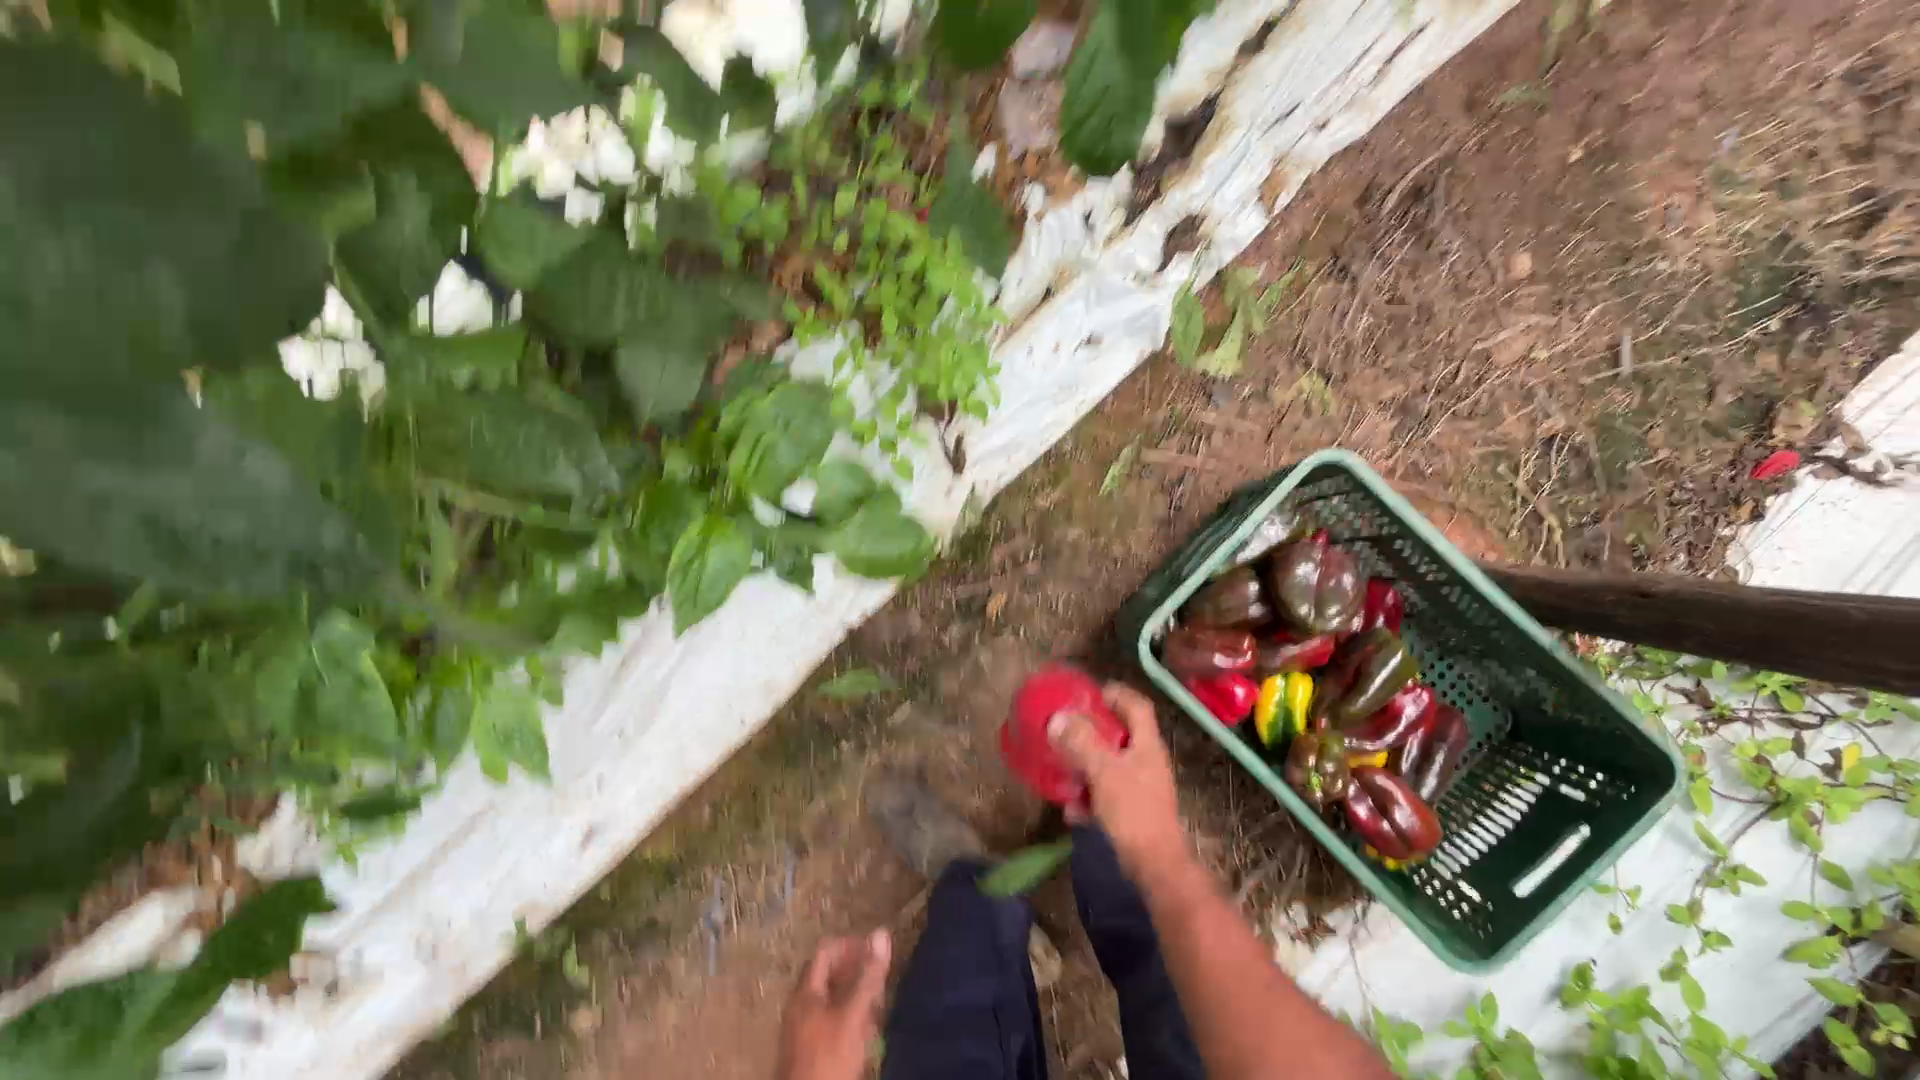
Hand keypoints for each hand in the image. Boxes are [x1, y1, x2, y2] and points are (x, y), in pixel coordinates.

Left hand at [774, 930, 891, 1079]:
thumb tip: (881, 933)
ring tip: (878, 1007)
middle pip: (830, 974)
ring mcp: (804, 1027)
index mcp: (806, 991)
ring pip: (833, 999)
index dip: (852, 946)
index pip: (826, 950)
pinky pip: (833, 1021)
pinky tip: (867, 1033)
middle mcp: (801, 1004)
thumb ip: (867, 976)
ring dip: (857, 997)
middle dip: (858, 972)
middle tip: (881, 980)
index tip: (877, 953)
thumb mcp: (853, 1014)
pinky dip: (852, 1018)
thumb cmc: (829, 1056)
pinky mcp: (812, 1047)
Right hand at [1048, 683, 1188, 880]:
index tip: (1091, 693)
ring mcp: (1141, 787)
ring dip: (1085, 769)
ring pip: (1109, 766)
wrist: (1154, 864)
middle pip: (1120, 736)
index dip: (1117, 694)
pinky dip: (1089, 798)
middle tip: (1066, 731)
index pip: (1138, 706)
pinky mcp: (1133, 811)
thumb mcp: (1103, 772)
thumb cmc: (1132, 811)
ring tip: (1063, 775)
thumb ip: (1081, 743)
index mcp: (1147, 746)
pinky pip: (1106, 794)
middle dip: (1091, 734)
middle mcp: (1147, 762)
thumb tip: (1058, 719)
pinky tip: (1073, 811)